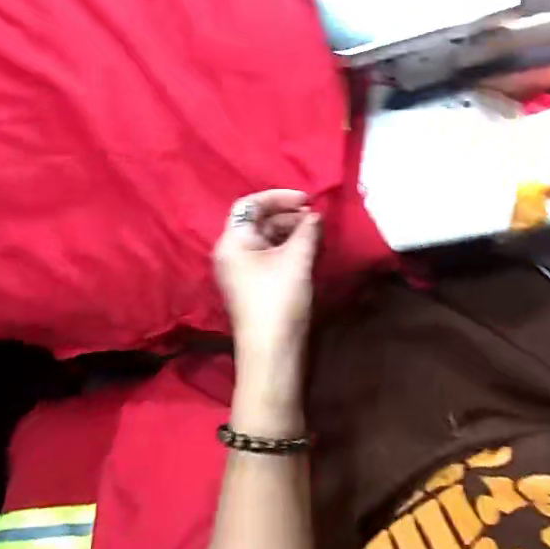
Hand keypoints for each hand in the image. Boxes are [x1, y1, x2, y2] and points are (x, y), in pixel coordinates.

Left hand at [212, 190, 321, 357]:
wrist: (272, 351)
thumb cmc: (279, 299)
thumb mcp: (296, 259)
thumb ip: (307, 231)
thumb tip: (315, 217)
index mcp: (232, 241)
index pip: (250, 205)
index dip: (278, 197)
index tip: (307, 200)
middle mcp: (232, 253)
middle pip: (258, 221)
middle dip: (288, 215)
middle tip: (316, 218)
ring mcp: (242, 271)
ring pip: (266, 239)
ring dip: (291, 232)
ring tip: (317, 234)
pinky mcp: (254, 286)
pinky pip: (269, 256)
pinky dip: (288, 249)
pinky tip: (310, 251)